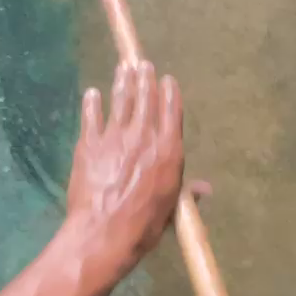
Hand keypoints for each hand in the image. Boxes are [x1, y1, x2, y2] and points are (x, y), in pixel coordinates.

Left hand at [65, 60, 183, 276]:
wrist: (104, 232)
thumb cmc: (144, 226)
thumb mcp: (172, 210)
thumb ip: (186, 192)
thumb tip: (206, 189)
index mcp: (169, 150)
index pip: (171, 112)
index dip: (169, 93)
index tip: (167, 79)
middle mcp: (144, 136)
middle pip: (145, 99)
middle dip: (144, 79)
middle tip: (141, 64)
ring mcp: (114, 137)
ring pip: (120, 101)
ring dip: (122, 82)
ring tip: (123, 68)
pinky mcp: (89, 144)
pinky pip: (91, 116)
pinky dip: (91, 103)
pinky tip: (91, 93)